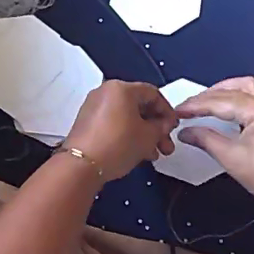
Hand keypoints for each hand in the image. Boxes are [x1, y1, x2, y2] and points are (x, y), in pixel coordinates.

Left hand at [62, 80, 177, 182]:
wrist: (82, 165)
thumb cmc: (118, 144)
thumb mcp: (149, 136)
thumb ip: (161, 126)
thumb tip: (162, 124)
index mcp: (121, 88)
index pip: (152, 93)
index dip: (167, 111)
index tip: (172, 127)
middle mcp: (105, 92)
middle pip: (138, 106)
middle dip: (155, 127)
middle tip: (165, 145)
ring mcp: (94, 107)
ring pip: (126, 117)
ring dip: (143, 134)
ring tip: (153, 153)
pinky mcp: (87, 122)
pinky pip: (113, 124)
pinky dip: (127, 134)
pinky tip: (137, 153)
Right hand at [174, 77, 253, 217]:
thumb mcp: (232, 158)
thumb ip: (206, 140)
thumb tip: (185, 132)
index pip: (220, 101)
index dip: (195, 106)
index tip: (176, 110)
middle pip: (235, 87)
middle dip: (209, 94)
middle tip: (189, 106)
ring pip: (248, 88)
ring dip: (225, 92)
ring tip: (205, 103)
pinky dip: (238, 98)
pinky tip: (226, 110)